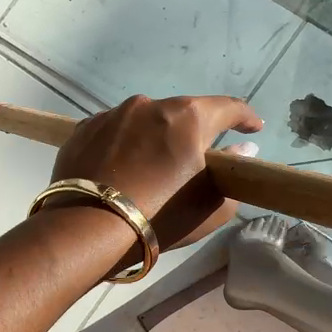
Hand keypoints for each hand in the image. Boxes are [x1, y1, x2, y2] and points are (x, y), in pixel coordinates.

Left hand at [49, 94, 263, 251]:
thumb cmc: (161, 215)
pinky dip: (119, 145)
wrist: (87, 225)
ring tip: (150, 164)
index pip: (227, 108)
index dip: (245, 118)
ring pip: (139, 122)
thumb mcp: (213, 202)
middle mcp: (144, 106)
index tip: (252, 128)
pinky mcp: (79, 132)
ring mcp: (107, 117)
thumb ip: (231, 170)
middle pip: (178, 114)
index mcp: (186, 116)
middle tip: (193, 156)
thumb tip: (239, 148)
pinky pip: (110, 133)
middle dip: (190, 131)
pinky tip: (119, 166)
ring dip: (150, 137)